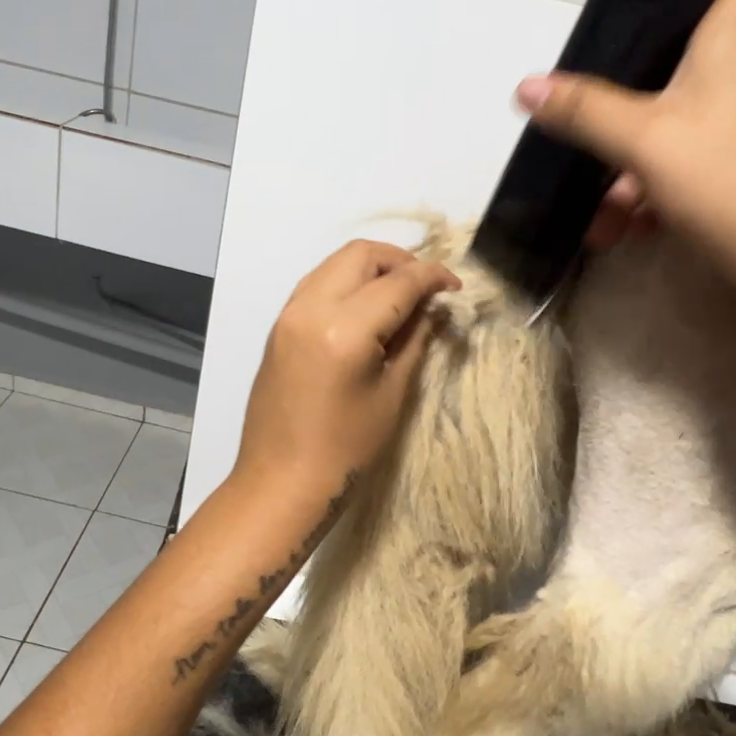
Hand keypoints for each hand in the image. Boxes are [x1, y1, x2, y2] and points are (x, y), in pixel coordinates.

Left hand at [235, 241, 461, 499]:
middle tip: (427, 288)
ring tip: (400, 296)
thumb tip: (435, 307)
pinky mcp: (278, 326)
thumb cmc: (345, 450)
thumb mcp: (392, 394)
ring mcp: (289, 314)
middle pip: (361, 254)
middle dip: (400, 261)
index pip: (399, 282)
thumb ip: (415, 339)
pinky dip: (346, 283)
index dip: (433, 277)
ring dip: (371, 269)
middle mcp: (311, 308)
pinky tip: (367, 309)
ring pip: (335, 263)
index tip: (456, 286)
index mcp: (344, 329)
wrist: (281, 481)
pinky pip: (316, 284)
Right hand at [516, 0, 735, 278]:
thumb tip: (525, 86)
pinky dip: (667, 182)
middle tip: (594, 123)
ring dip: (639, 159)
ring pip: (690, 115)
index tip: (645, 7)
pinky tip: (631, 226)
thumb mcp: (643, 142)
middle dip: (635, 96)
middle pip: (691, 54)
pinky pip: (705, 152)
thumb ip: (584, 111)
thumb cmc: (730, 178)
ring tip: (605, 212)